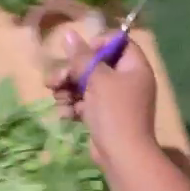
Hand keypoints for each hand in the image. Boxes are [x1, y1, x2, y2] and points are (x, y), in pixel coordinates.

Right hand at [51, 29, 159, 166]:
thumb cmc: (114, 112)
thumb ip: (81, 57)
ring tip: (57, 98)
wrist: (122, 156)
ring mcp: (115, 100)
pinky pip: (85, 103)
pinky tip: (65, 114)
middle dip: (72, 71)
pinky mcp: (104, 116)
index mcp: (134, 67)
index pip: (118, 42)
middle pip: (95, 64)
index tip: (80, 55)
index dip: (97, 44)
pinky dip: (73, 106)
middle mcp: (127, 80)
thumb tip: (69, 34)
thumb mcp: (97, 80)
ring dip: (68, 89)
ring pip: (86, 84)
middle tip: (55, 80)